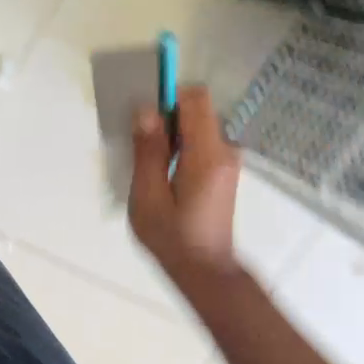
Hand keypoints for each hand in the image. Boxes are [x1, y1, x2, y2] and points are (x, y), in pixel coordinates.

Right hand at [129, 86, 242, 278]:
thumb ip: (149, 151)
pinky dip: (178, 145)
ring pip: (196, 126)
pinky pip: (199, 142)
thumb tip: (146, 111)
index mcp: (207, 154)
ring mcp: (226, 161)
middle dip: (165, 116)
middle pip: (195, 110)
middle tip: (137, 141)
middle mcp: (224, 151)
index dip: (168, 95)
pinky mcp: (222, 170)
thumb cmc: (171, 235)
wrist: (203, 268)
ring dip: (169, 133)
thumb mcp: (148, 194)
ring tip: (146, 162)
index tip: (142, 111)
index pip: (195, 100)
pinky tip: (160, 171)